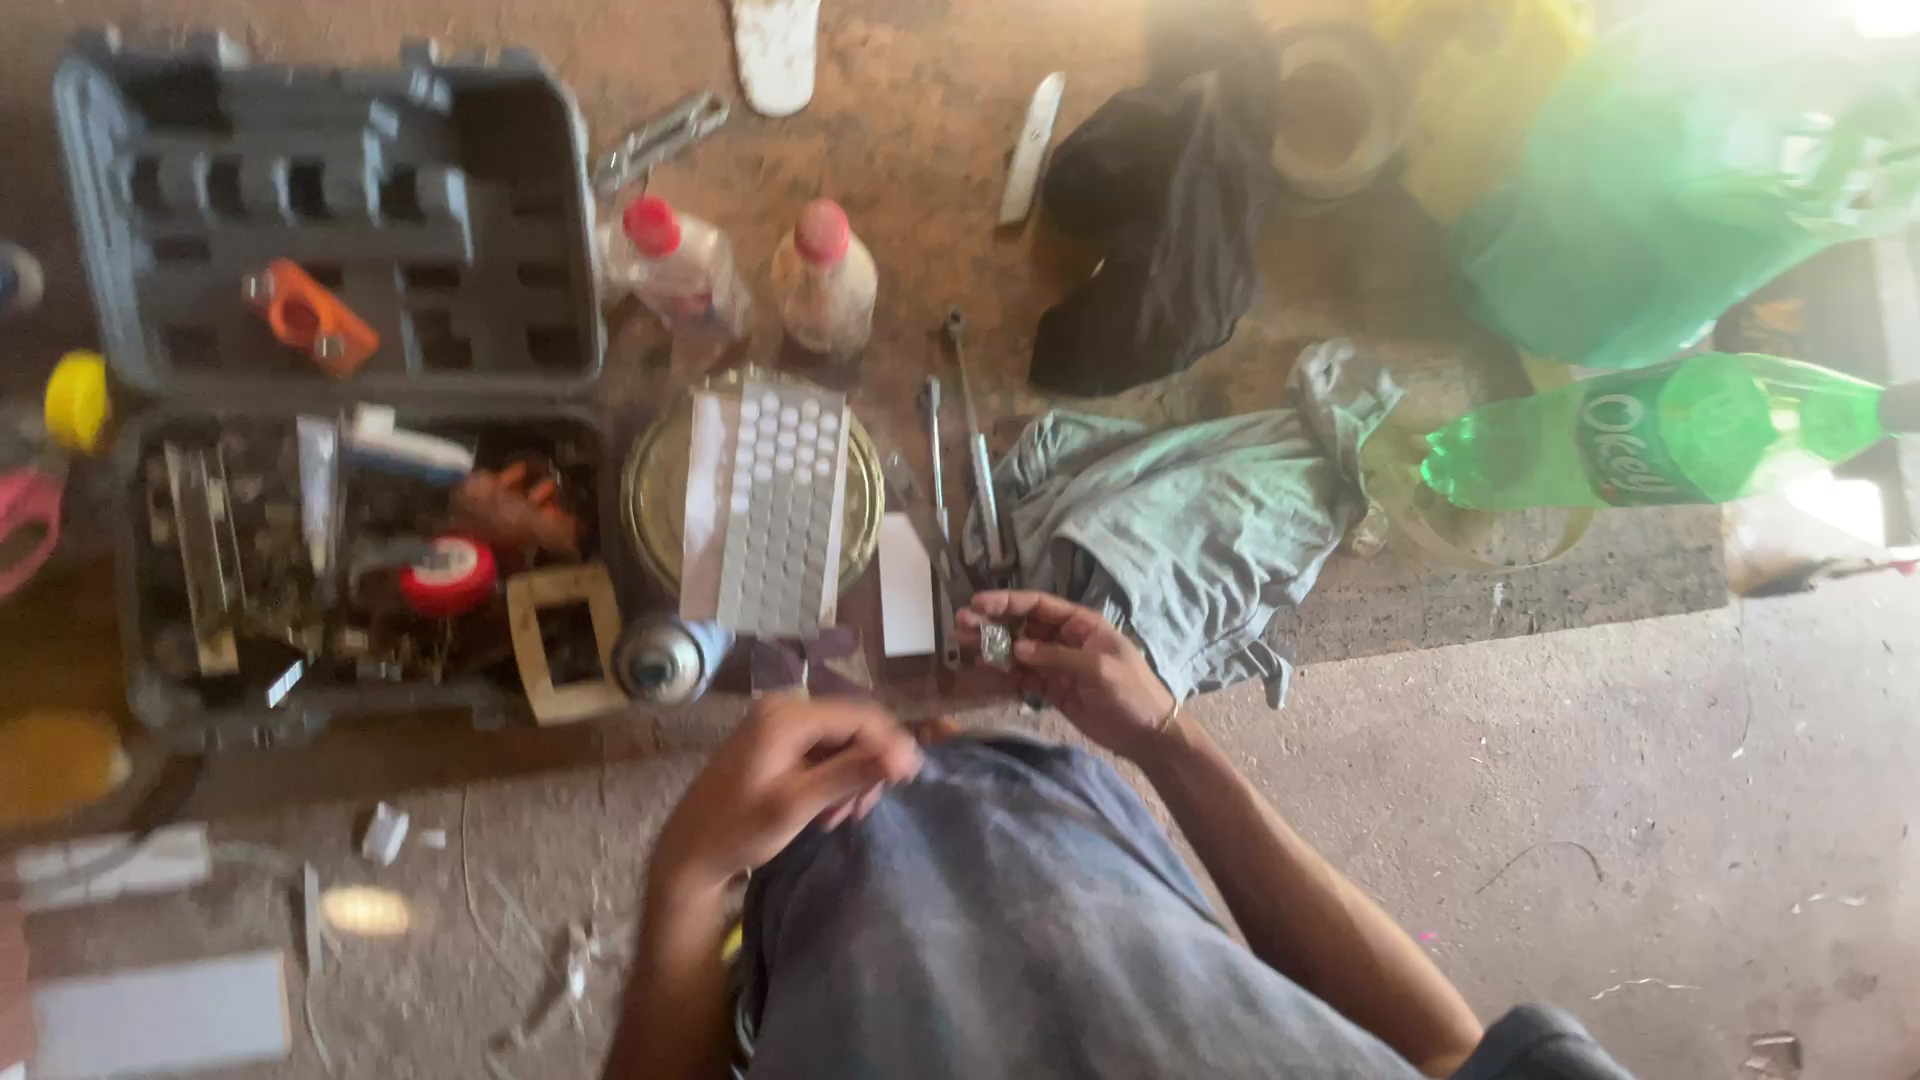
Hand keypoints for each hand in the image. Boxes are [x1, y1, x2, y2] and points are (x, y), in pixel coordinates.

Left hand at [649, 694, 922, 897]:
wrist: (687, 856)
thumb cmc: (738, 830)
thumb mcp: (798, 804)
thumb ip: (851, 773)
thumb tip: (905, 754)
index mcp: (787, 715)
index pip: (859, 716)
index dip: (890, 743)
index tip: (912, 776)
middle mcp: (784, 707)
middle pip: (851, 726)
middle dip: (867, 765)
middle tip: (864, 808)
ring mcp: (778, 722)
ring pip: (841, 740)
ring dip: (851, 775)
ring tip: (842, 815)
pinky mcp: (776, 741)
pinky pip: (823, 750)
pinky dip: (833, 778)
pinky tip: (828, 808)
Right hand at [955, 590, 1177, 760]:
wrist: (1147, 733)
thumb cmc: (1131, 691)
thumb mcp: (1098, 669)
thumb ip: (1056, 657)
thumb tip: (1017, 649)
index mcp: (1081, 624)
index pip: (1039, 605)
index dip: (1008, 602)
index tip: (978, 603)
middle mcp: (1065, 639)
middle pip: (1023, 625)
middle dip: (992, 622)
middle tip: (961, 623)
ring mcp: (1056, 664)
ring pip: (1017, 650)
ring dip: (992, 646)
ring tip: (963, 643)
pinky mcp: (1052, 689)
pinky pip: (1022, 675)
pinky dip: (1003, 671)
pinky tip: (983, 667)